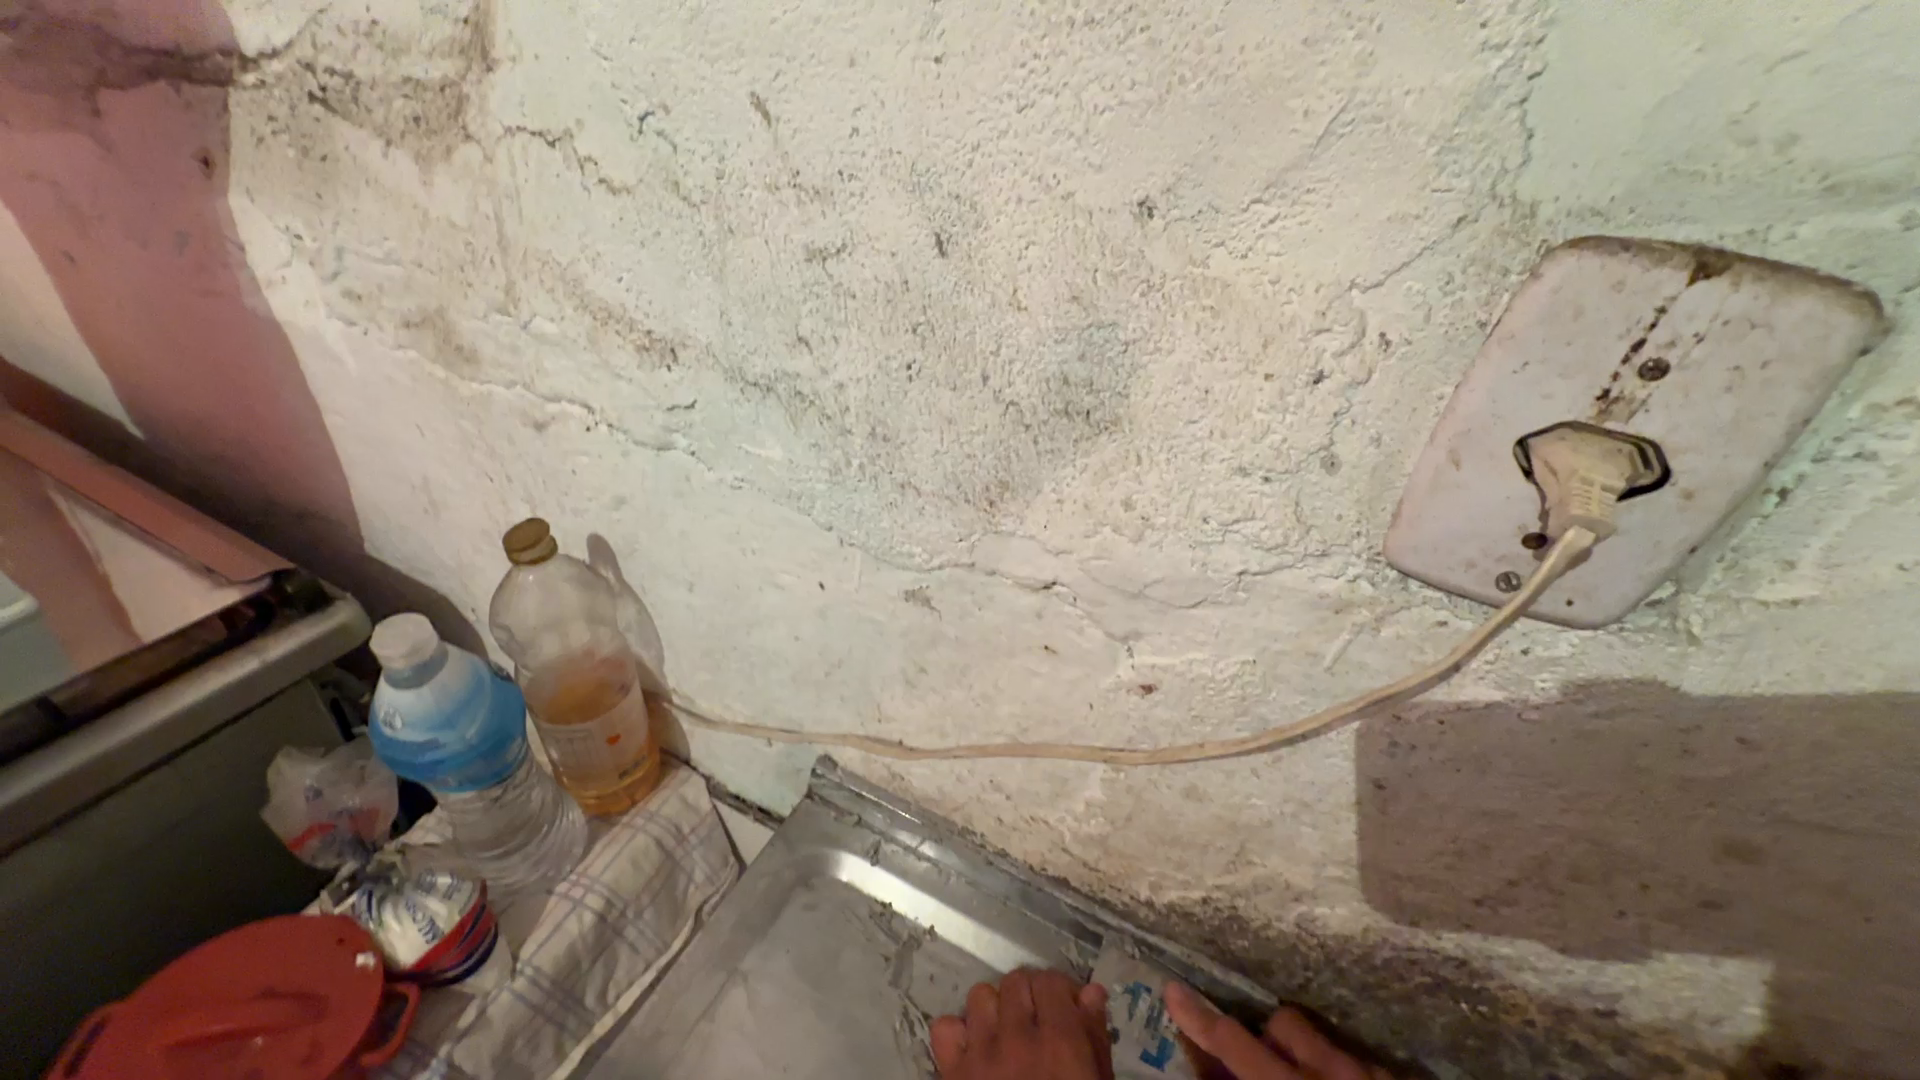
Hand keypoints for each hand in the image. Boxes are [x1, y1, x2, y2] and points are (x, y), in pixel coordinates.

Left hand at [931, 969, 1114, 1079]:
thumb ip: (1094, 1038)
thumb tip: (1091, 992)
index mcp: (1060, 1043)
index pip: (1049, 981)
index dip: (1059, 991)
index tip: (1067, 1009)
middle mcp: (1017, 1039)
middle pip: (1015, 981)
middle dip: (1029, 997)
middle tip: (1038, 1023)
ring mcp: (981, 1055)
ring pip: (980, 997)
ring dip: (995, 1011)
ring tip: (1007, 1036)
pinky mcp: (953, 1075)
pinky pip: (945, 1028)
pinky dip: (958, 1034)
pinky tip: (976, 1052)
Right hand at [1165, 982, 1389, 1079]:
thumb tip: (1214, 1074)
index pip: (1233, 1042)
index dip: (1199, 1018)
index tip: (1173, 991)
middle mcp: (1329, 1074)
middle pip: (1283, 1025)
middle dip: (1264, 1038)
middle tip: (1258, 1067)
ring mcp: (1371, 1078)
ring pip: (1324, 1041)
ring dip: (1305, 1055)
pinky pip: (1363, 1065)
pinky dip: (1346, 1076)